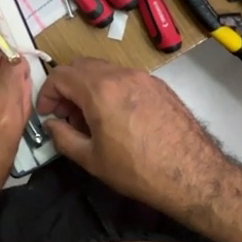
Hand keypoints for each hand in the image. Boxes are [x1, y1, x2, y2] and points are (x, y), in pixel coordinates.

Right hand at [35, 58, 232, 211]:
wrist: (194, 175)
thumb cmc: (138, 170)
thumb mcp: (91, 159)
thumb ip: (63, 137)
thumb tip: (53, 124)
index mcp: (99, 90)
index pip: (60, 75)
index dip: (47, 94)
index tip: (48, 114)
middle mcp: (121, 75)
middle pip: (80, 66)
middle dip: (66, 88)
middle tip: (66, 115)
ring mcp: (143, 77)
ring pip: (103, 70)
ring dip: (88, 87)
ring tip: (91, 117)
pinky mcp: (159, 85)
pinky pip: (125, 78)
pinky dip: (110, 89)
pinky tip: (116, 116)